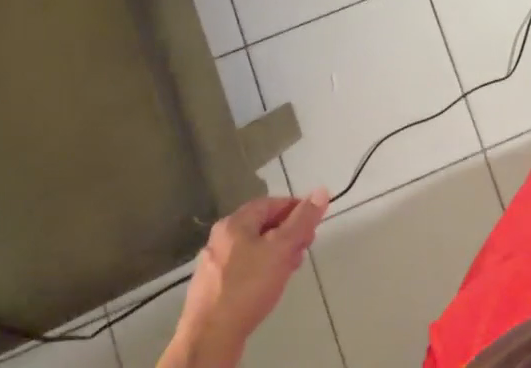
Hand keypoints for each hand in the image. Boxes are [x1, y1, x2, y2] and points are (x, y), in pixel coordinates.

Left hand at [164, 189, 329, 367]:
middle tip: (306, 247)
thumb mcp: (282, 248)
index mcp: (234, 224)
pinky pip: (242, 270)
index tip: (313, 224)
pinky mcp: (212, 290)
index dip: (296, 208)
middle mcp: (219, 240)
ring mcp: (212, 266)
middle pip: (261, 226)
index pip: (271, 203)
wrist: (209, 339)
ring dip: (276, 253)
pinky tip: (269, 286)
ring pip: (253, 249)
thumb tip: (321, 191)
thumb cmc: (248, 286)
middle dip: (288, 233)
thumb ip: (302, 220)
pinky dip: (261, 271)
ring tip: (292, 269)